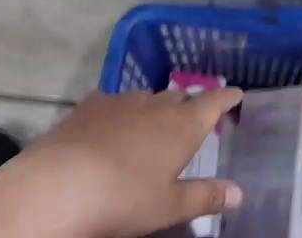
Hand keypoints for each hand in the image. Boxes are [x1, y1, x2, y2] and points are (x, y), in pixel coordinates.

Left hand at [0, 87, 243, 237]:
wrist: (63, 182)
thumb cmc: (126, 198)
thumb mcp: (170, 206)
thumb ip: (205, 196)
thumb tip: (239, 193)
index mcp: (182, 126)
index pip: (213, 103)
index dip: (227, 98)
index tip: (237, 94)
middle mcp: (156, 104)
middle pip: (181, 97)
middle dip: (190, 105)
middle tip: (194, 119)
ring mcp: (123, 100)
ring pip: (148, 97)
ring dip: (156, 108)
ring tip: (155, 125)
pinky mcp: (92, 103)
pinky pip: (115, 101)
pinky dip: (122, 111)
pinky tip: (114, 124)